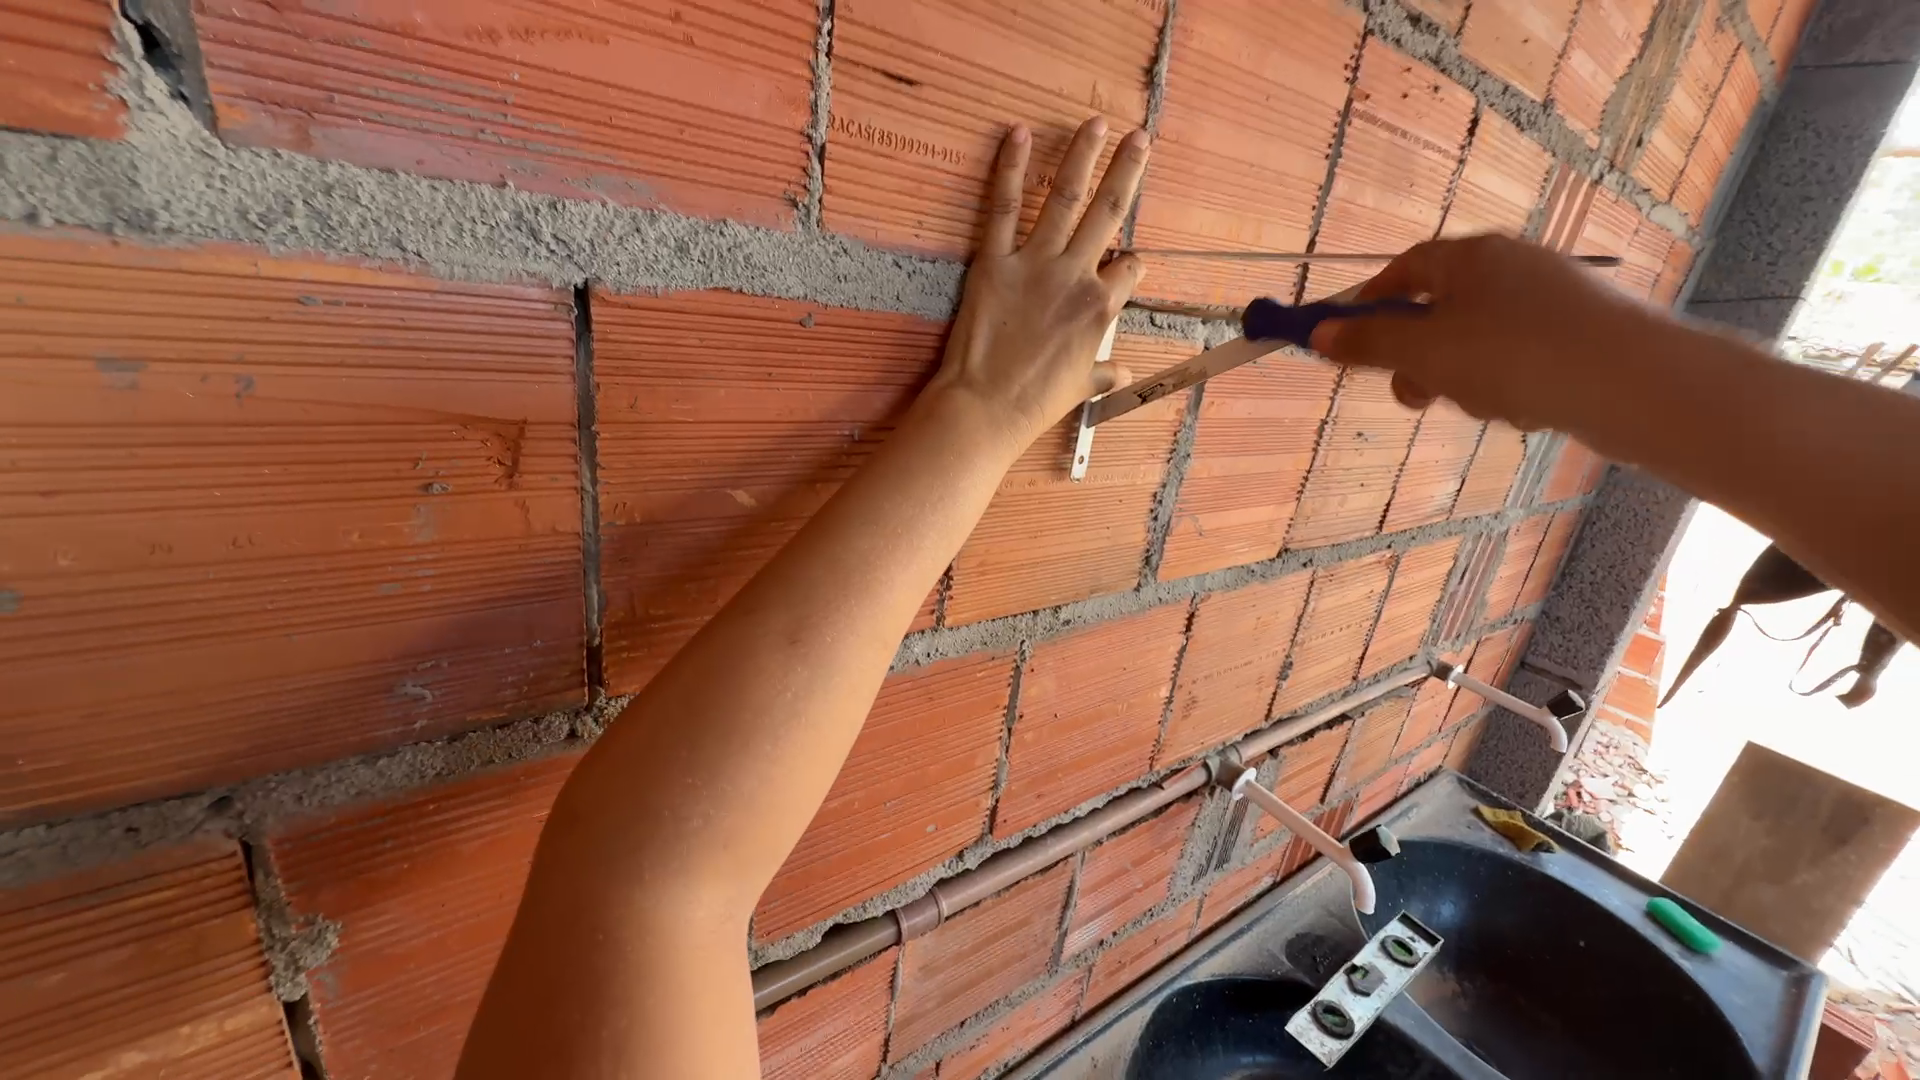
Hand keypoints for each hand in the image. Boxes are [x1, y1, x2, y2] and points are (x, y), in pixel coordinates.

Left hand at [922, 116, 1151, 451]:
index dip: (1131, 265)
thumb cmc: (1035, 402)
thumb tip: (1123, 373)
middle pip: (1109, 214)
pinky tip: (1020, 134)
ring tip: (1096, 124)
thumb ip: (1103, 373)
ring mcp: (1035, 264)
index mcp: (1100, 308)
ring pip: (1066, 198)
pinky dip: (1011, 169)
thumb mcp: (1080, 389)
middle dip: (1128, 172)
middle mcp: (1076, 276)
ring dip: (1084, 155)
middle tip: (1140, 138)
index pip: (1129, 270)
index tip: (1129, 263)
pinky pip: (1004, 208)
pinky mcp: (994, 262)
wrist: (987, 406)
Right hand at [1309, 235, 1669, 431]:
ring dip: (1458, 376)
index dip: (1367, 304)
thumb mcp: (1423, 352)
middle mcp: (1510, 267)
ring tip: (1482, 402)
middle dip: (1415, 356)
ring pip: (1471, 341)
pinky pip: (1513, 357)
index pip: (1402, 269)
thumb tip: (1317, 333)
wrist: (1635, 385)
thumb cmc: (1513, 356)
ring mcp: (1548, 299)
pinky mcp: (1576, 333)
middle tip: (1415, 393)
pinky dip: (1502, 382)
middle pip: (1435, 310)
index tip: (1347, 342)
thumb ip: (1366, 343)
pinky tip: (1521, 405)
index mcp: (1471, 258)